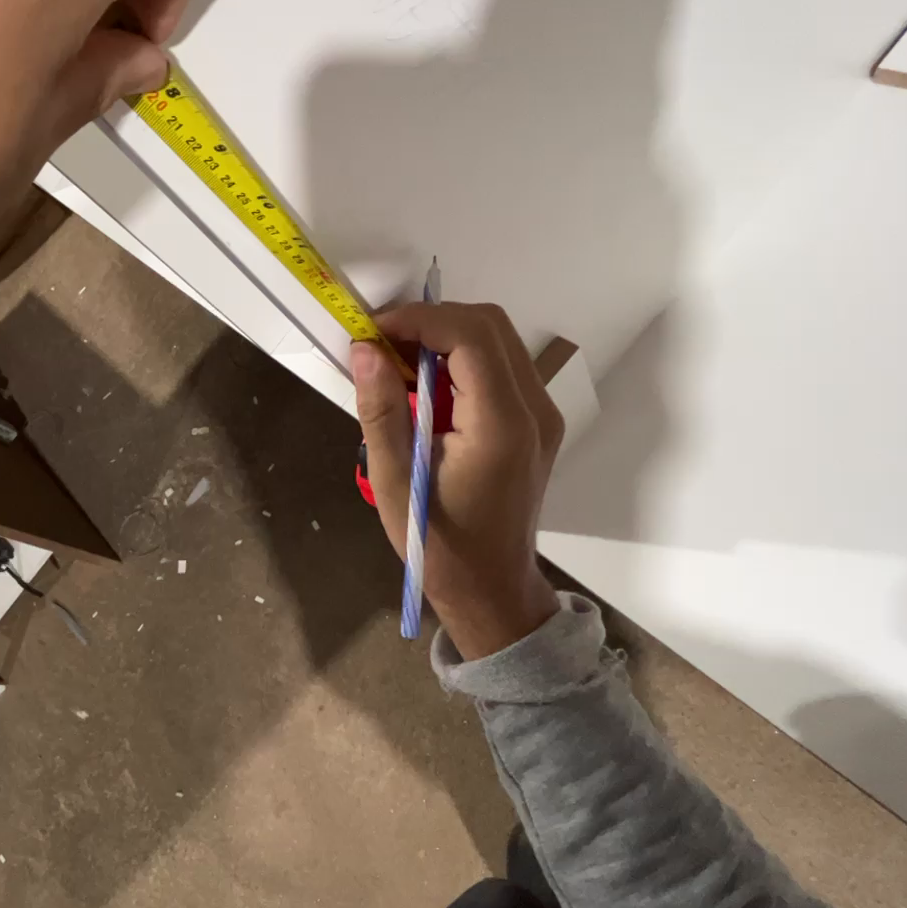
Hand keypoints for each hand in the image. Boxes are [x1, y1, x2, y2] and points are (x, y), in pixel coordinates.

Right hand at [351, 302, 562, 660]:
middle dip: (430, 321)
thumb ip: (381, 410)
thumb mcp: (394, 480)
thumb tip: (364, 350)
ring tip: (397, 363)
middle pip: (489, 326)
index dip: (417, 319)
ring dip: (445, 337)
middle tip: (381, 345)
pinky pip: (500, 366)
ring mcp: (542, 415)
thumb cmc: (437, 543)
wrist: (490, 588)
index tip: (371, 332)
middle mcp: (534, 410)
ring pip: (498, 340)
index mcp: (501, 425)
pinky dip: (460, 359)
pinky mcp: (537, 423)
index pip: (469, 336)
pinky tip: (425, 387)